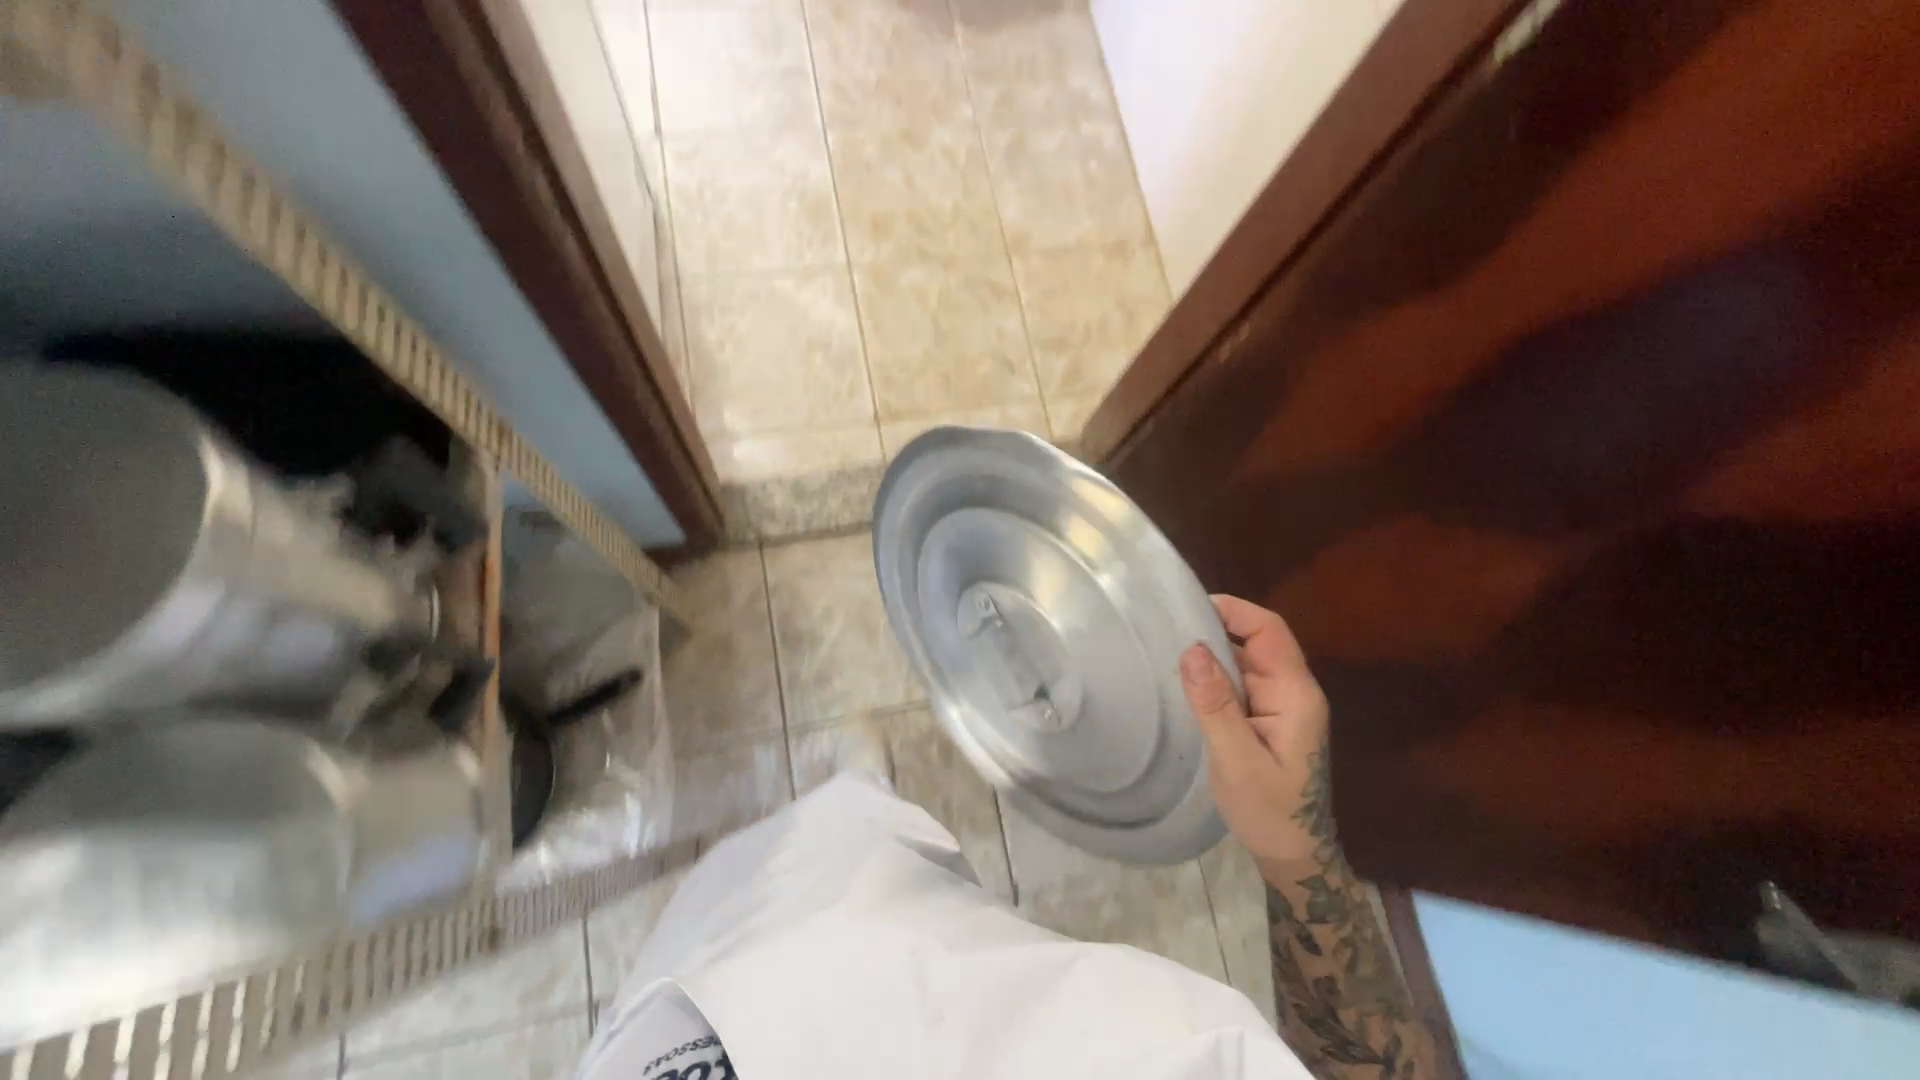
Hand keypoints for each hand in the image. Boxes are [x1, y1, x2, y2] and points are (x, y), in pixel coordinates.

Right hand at [1179, 595, 1334, 879]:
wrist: (1295, 857)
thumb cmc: (1270, 811)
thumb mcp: (1236, 759)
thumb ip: (1215, 704)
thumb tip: (1193, 648)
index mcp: (1295, 694)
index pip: (1269, 631)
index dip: (1234, 610)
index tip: (1188, 605)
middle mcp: (1293, 692)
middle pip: (1257, 642)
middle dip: (1216, 628)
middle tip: (1166, 626)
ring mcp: (1281, 707)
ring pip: (1246, 663)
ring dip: (1213, 654)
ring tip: (1167, 648)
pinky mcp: (1268, 721)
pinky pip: (1242, 685)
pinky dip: (1215, 678)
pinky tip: (1186, 682)